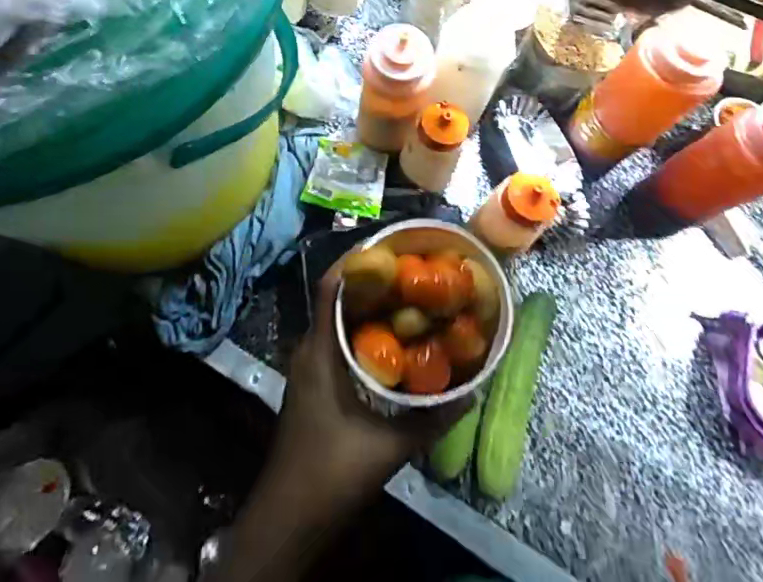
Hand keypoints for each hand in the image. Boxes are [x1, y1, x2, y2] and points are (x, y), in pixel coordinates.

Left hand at [264, 262, 473, 510]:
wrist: (290, 511)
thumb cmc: (333, 469)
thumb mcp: (389, 446)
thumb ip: (430, 419)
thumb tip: (471, 391)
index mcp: (319, 350)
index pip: (329, 288)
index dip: (355, 263)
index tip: (389, 250)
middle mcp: (309, 348)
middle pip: (334, 301)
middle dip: (369, 285)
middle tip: (410, 276)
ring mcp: (308, 366)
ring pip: (334, 323)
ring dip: (365, 310)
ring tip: (406, 302)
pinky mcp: (312, 383)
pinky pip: (334, 343)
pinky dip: (358, 335)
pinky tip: (388, 346)